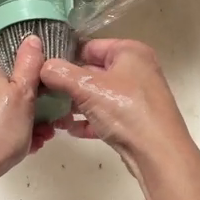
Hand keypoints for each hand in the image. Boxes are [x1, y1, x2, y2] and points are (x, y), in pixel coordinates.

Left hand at [0, 35, 55, 184]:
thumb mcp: (21, 94)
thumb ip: (29, 65)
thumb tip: (32, 37)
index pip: (23, 69)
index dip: (43, 83)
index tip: (57, 98)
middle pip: (22, 94)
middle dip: (42, 109)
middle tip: (53, 126)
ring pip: (17, 114)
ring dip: (34, 126)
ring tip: (42, 140)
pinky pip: (6, 130)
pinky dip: (20, 137)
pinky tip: (30, 148)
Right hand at [38, 39, 192, 170]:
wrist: (158, 153)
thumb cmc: (126, 111)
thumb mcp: (88, 88)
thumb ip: (61, 74)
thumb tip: (42, 67)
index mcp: (130, 52)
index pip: (90, 46)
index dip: (66, 57)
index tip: (43, 71)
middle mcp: (136, 70)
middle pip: (93, 72)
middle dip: (68, 85)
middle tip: (45, 95)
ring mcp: (137, 96)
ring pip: (98, 96)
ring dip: (76, 106)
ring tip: (54, 116)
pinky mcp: (135, 120)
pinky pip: (106, 115)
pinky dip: (89, 121)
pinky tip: (71, 130)